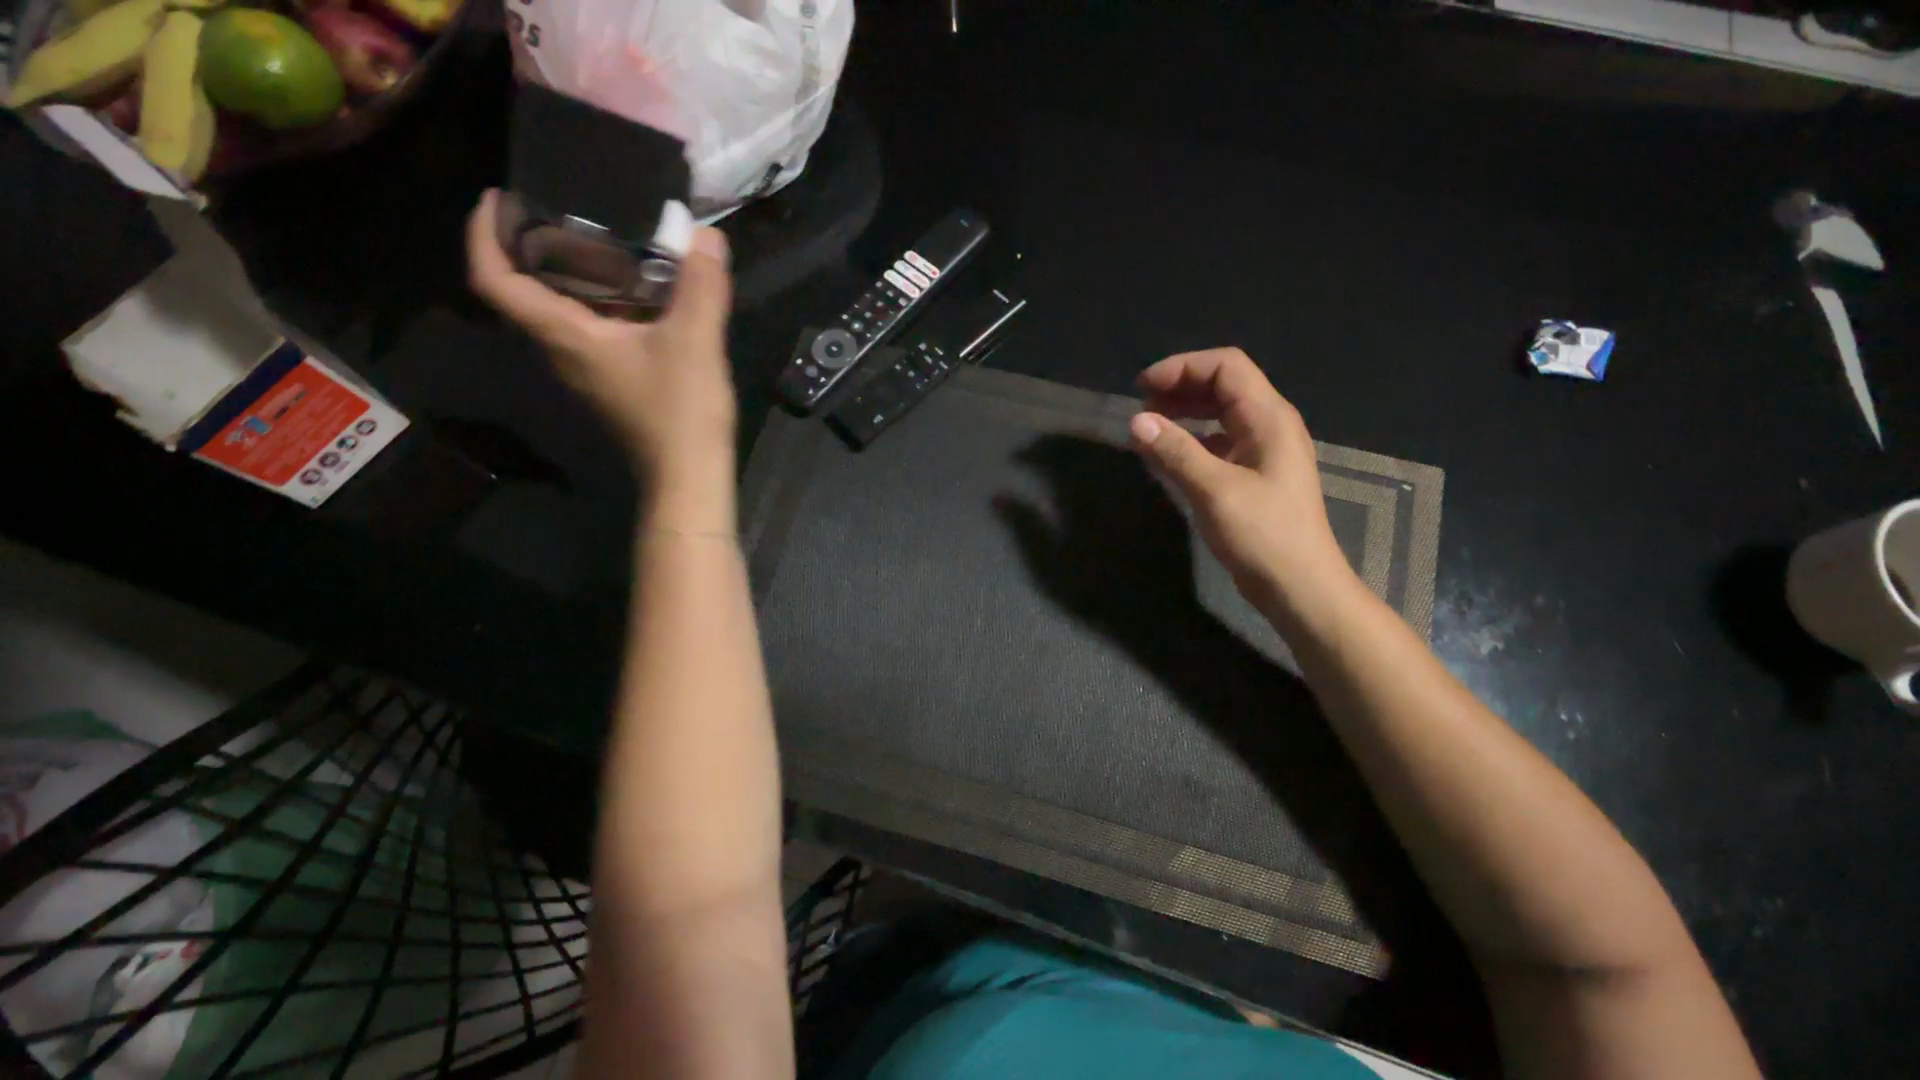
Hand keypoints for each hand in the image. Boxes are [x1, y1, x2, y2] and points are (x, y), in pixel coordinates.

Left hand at [466, 190, 736, 526]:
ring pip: (558, 309)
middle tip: (556, 207)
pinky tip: (639, 285)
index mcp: (565, 335)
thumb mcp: (695, 340)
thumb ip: (701, 284)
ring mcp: (585, 368)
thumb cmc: (679, 409)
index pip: (496, 281)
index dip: (483, 236)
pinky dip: (600, 296)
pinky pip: (589, 326)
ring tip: (600, 236)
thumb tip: (705, 235)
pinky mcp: (610, 379)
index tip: (495, 200)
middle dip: (527, 245)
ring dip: (567, 271)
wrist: (689, 475)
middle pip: (522, 291)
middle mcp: (563, 350)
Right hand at [1128, 348, 1356, 616]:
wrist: (1301, 587)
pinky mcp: (1258, 475)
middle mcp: (1271, 425)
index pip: (1226, 366)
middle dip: (1181, 386)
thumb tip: (1136, 421)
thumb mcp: (1214, 491)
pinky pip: (1222, 440)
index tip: (1143, 387)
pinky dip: (1194, 438)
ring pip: (1223, 413)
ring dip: (1186, 411)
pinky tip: (1172, 455)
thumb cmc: (1263, 536)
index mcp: (1269, 418)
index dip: (1183, 367)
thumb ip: (1175, 452)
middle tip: (1142, 405)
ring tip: (1151, 425)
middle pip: (1225, 385)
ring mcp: (1266, 451)